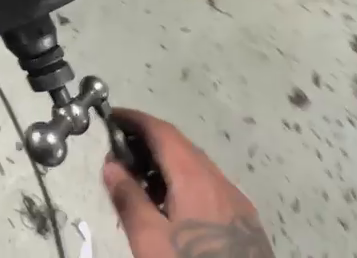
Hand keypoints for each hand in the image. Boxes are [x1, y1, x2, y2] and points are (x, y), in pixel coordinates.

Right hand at [103, 109, 272, 257]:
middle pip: (182, 148)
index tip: (110, 117)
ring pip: (197, 170)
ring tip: (138, 183)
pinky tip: (169, 208)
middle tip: (117, 153)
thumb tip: (112, 166)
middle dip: (148, 142)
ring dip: (166, 165)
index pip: (163, 132)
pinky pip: (210, 190)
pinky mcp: (246, 228)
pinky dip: (183, 185)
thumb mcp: (149, 240)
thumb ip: (128, 198)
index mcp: (196, 180)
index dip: (135, 119)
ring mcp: (239, 207)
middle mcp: (222, 185)